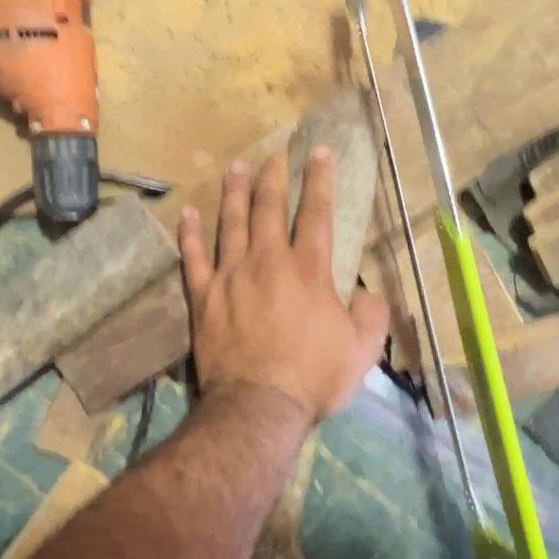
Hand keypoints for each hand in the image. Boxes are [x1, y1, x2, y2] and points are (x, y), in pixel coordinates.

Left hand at [178, 148, 388, 423]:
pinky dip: (190, 233)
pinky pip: (193, 257)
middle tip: (273, 155)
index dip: (320, 180)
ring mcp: (230, 276)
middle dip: (273, 177)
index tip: (318, 152)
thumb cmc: (313, 378)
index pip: (317, 214)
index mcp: (308, 271)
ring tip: (236, 168)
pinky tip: (188, 212)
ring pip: (231, 223)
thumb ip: (370, 315)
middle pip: (269, 209)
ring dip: (234, 193)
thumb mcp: (362, 350)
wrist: (258, 405)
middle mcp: (268, 262)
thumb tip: (366, 293)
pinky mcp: (203, 297)